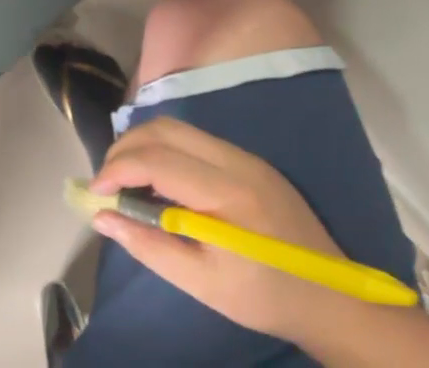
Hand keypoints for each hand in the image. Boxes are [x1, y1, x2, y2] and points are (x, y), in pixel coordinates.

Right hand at [90, 118, 345, 344]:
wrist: (333, 299)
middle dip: (125, 149)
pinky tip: (161, 183)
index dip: (117, 169)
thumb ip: (149, 245)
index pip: (157, 159)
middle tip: (107, 182)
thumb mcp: (202, 284)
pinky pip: (196, 141)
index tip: (95, 192)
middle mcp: (237, 162)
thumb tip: (101, 216)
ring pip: (179, 129)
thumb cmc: (265, 297)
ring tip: (128, 181)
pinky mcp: (252, 163)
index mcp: (228, 193)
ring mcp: (247, 158)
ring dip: (144, 146)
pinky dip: (166, 151)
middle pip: (164, 130)